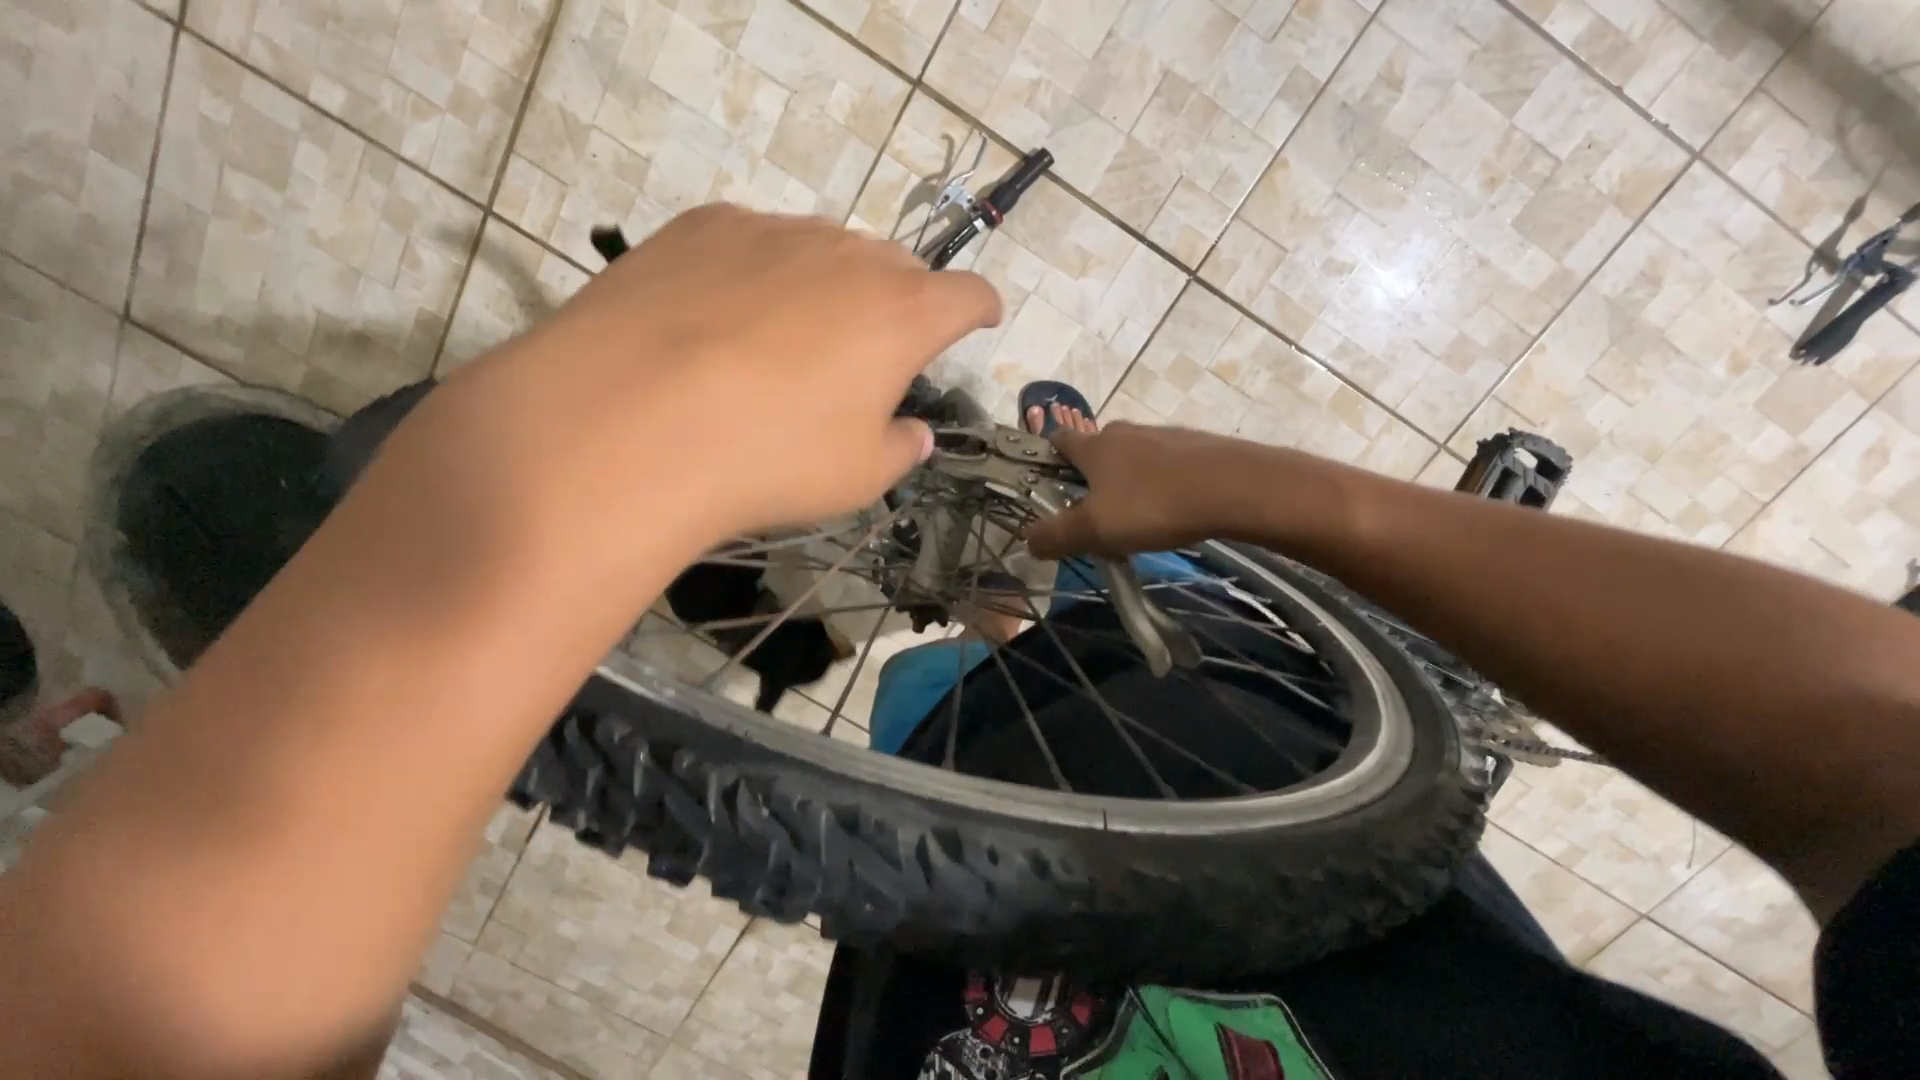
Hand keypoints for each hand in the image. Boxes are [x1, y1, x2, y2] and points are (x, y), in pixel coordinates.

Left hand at [430, 205, 1001, 545]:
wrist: (627, 421)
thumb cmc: (769, 459)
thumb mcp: (856, 477)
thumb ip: (899, 448)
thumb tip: (912, 432)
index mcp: (903, 314)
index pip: (968, 295)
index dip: (979, 309)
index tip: (978, 321)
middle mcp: (849, 255)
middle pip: (896, 269)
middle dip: (898, 305)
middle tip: (869, 354)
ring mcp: (773, 231)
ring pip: (824, 251)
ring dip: (826, 287)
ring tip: (788, 340)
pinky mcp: (703, 225)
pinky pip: (755, 243)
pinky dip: (760, 274)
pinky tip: (723, 318)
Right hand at [1026, 423, 1257, 558]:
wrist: (1234, 488)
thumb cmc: (1153, 506)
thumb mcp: (1094, 530)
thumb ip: (1055, 535)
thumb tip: (1027, 540)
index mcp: (1094, 446)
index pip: (1058, 440)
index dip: (1048, 460)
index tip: (1048, 487)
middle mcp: (1125, 432)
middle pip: (1097, 452)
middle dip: (1091, 480)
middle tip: (1095, 517)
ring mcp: (1163, 436)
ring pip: (1133, 460)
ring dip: (1128, 485)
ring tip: (1137, 521)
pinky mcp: (1196, 447)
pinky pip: (1166, 466)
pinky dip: (1160, 485)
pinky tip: (1172, 512)